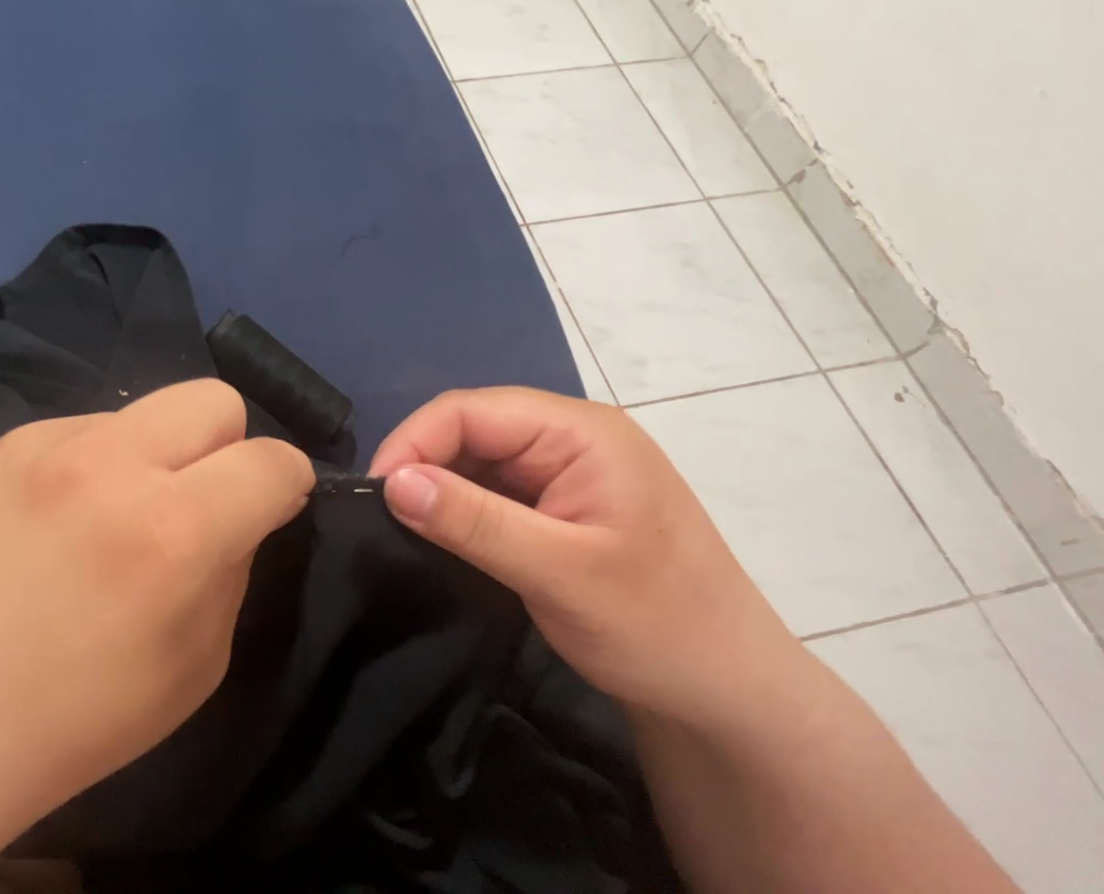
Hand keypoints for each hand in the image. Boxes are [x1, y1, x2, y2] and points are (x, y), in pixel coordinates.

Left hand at [0, 378, 314, 873]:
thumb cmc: (78, 720)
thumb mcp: (198, 663)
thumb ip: (234, 567)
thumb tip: (246, 512)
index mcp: (173, 530)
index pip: (273, 460)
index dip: (287, 486)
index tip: (270, 511)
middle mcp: (114, 464)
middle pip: (214, 399)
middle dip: (228, 448)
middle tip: (199, 505)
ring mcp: (51, 443)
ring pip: (150, 408)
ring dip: (161, 453)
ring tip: (122, 515)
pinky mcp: (7, 443)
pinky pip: (89, 429)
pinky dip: (102, 462)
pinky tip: (65, 518)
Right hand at [370, 387, 802, 730]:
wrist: (727, 692)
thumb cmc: (657, 625)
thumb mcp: (560, 572)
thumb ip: (474, 522)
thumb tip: (391, 482)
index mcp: (582, 433)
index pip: (472, 410)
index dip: (415, 442)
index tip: (376, 497)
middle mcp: (573, 439)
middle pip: (473, 429)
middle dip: (423, 465)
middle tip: (384, 520)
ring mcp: (568, 473)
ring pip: (479, 461)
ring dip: (440, 490)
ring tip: (403, 531)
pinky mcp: (561, 507)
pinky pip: (495, 492)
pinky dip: (462, 512)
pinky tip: (442, 540)